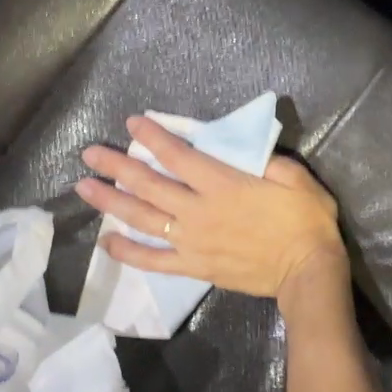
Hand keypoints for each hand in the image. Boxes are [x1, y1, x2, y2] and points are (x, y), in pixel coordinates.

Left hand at [76, 117, 348, 306]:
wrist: (306, 268)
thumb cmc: (306, 219)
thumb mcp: (298, 178)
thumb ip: (269, 161)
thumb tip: (245, 149)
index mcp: (224, 184)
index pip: (179, 156)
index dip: (154, 138)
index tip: (133, 124)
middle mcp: (199, 210)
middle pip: (149, 184)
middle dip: (118, 166)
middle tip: (90, 154)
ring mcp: (192, 241)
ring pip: (142, 218)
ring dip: (110, 202)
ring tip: (85, 187)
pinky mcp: (193, 266)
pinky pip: (151, 259)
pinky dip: (126, 251)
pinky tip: (106, 241)